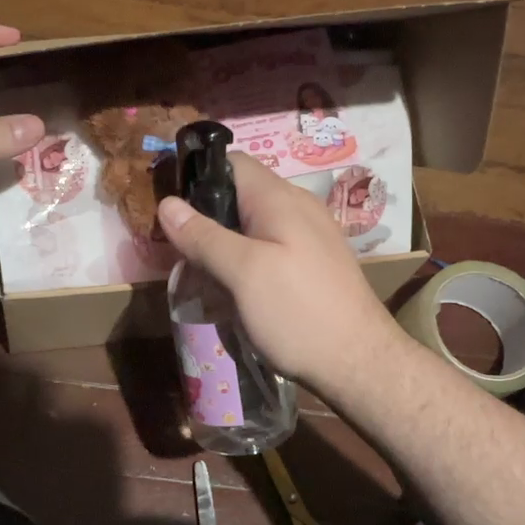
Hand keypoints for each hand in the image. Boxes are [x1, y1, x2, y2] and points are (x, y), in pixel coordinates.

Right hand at [155, 154, 403, 390]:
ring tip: (204, 283)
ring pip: (252, 229)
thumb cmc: (297, 312)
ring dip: (223, 250)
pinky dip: (245, 267)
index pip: (233, 162)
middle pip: (240, 197)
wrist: (358, 362)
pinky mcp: (314, 266)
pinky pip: (269, 252)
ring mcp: (310, 237)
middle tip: (181, 258)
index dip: (198, 179)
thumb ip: (204, 237)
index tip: (172, 213)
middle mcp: (298, 208)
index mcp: (280, 198)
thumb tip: (167, 204)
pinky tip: (236, 298)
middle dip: (206, 223)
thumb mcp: (242, 273)